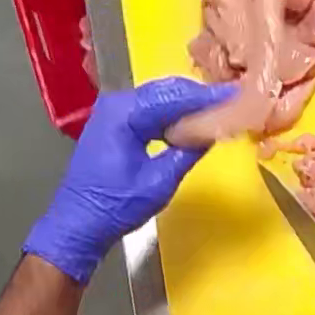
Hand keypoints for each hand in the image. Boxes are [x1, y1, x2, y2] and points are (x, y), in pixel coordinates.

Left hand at [23, 77, 236, 283]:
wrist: (79, 223)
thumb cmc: (116, 207)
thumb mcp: (158, 183)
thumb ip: (186, 153)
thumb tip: (211, 132)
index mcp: (125, 113)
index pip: (174, 96)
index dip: (207, 97)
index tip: (236, 95)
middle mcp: (117, 103)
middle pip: (166, 91)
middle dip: (198, 97)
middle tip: (231, 100)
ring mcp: (113, 112)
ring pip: (158, 100)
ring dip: (186, 106)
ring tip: (217, 111)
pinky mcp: (114, 125)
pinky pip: (149, 112)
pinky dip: (171, 116)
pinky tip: (189, 124)